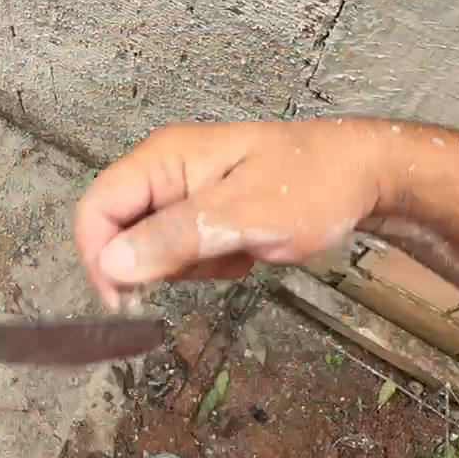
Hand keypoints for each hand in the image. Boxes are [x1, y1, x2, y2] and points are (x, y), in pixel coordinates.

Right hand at [73, 120, 395, 309]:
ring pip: (152, 251)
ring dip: (190, 266)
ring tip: (238, 248)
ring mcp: (184, 195)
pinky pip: (183, 256)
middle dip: (157, 263)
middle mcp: (165, 173)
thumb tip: (111, 265)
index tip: (125, 299)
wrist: (360, 178)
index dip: (100, 255)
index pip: (98, 207)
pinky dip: (211, 265)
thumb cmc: (311, 185)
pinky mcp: (203, 216)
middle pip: (120, 232)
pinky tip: (246, 249)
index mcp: (164, 158)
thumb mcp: (244, 215)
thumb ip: (175, 237)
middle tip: (212, 260)